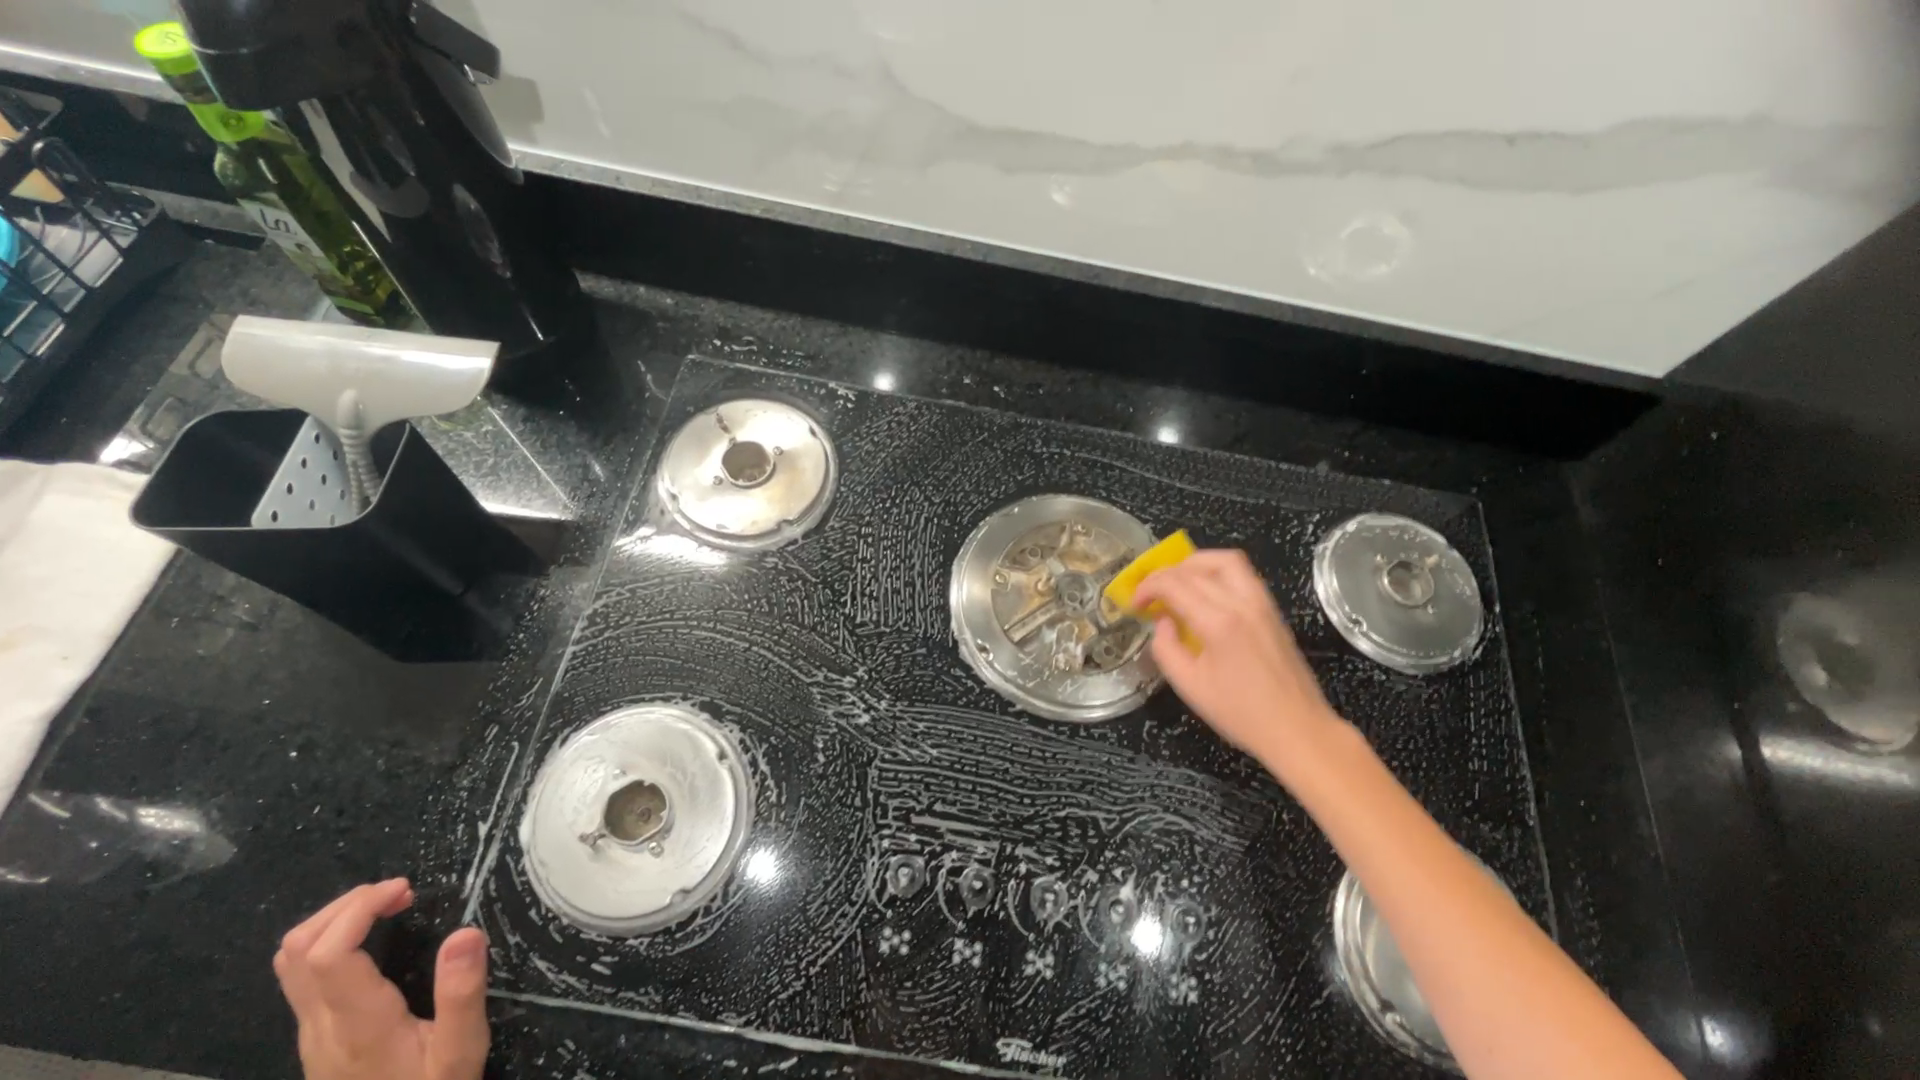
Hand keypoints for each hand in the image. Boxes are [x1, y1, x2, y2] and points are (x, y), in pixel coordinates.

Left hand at [273, 878, 489, 1079]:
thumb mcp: (460, 1052)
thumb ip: (462, 994)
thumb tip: (465, 932)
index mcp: (357, 1024)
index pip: (326, 952)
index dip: (359, 908)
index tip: (405, 890)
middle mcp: (321, 1026)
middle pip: (296, 949)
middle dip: (345, 905)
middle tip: (398, 895)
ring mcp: (311, 1034)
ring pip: (290, 962)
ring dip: (333, 920)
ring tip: (386, 909)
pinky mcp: (315, 1039)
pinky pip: (303, 977)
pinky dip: (332, 941)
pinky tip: (373, 944)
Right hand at [1132, 549, 1340, 762]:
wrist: (1297, 728)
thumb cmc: (1241, 714)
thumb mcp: (1190, 687)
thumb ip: (1166, 648)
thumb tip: (1163, 622)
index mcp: (1218, 623)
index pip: (1174, 584)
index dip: (1148, 587)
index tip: (1135, 604)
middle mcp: (1242, 603)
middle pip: (1196, 568)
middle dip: (1165, 574)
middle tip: (1150, 594)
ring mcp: (1262, 603)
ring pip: (1225, 560)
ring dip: (1194, 564)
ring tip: (1177, 583)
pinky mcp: (1272, 610)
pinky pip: (1242, 574)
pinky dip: (1217, 572)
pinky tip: (1205, 593)